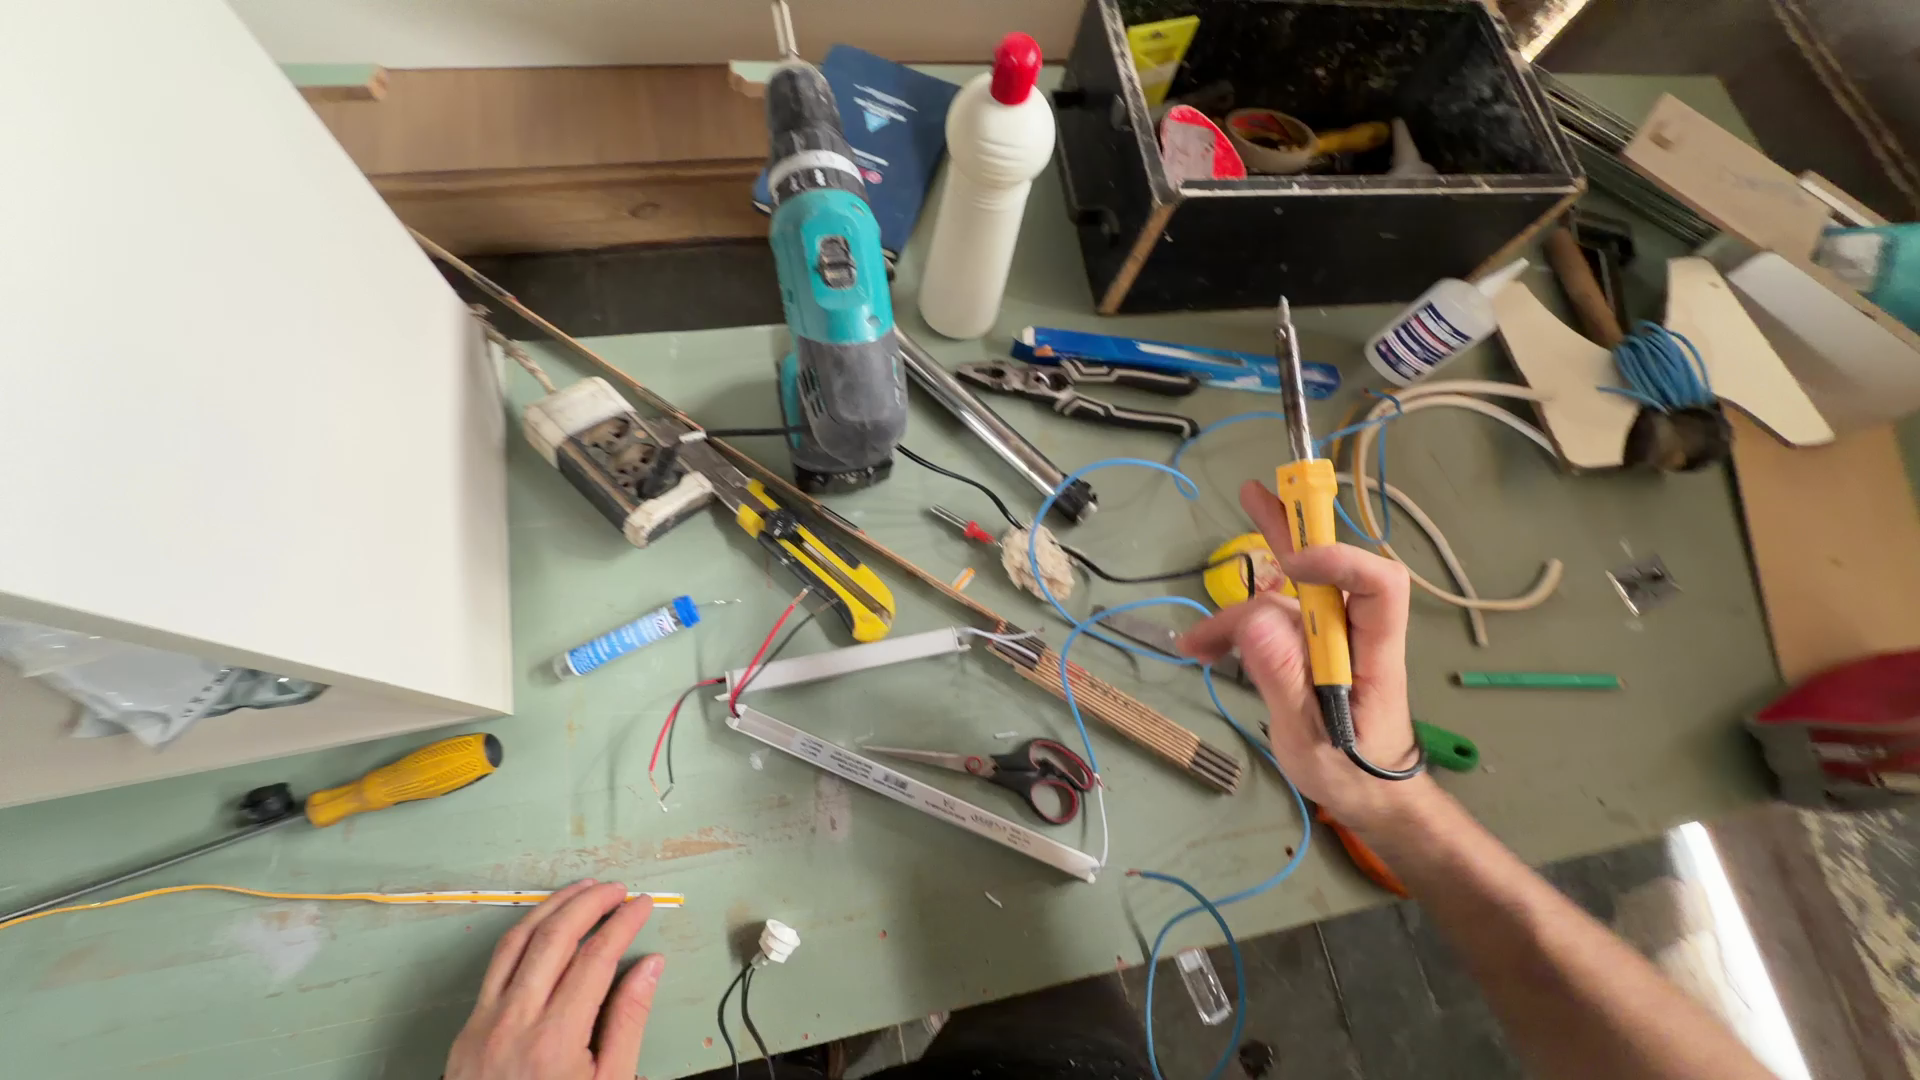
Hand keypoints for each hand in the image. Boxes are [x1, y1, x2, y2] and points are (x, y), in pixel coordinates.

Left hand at [446, 880, 664, 1079]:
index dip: (624, 922)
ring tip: (584, 889)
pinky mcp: (465, 1032)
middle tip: (619, 889)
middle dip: (590, 903)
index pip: (596, 956)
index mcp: (555, 1039)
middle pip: (555, 938)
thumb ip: (629, 1021)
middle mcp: (514, 1022)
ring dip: (553, 906)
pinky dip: (524, 933)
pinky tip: (546, 924)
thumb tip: (651, 962)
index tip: (644, 904)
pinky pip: (496, 966)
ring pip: (517, 942)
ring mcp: (481, 1025)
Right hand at [1178, 481, 1430, 828]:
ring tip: (1194, 643)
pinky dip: (1234, 632)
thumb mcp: (1311, 737)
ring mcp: (1327, 636)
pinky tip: (1203, 649)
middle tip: (1253, 491)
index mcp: (1373, 649)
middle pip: (1326, 567)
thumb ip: (1285, 679)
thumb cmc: (1350, 770)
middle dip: (1289, 529)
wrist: (1365, 794)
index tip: (1288, 565)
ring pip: (1282, 599)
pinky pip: (1268, 624)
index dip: (1335, 560)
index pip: (1376, 583)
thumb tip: (1255, 619)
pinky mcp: (1306, 646)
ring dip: (1233, 614)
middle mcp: (1352, 630)